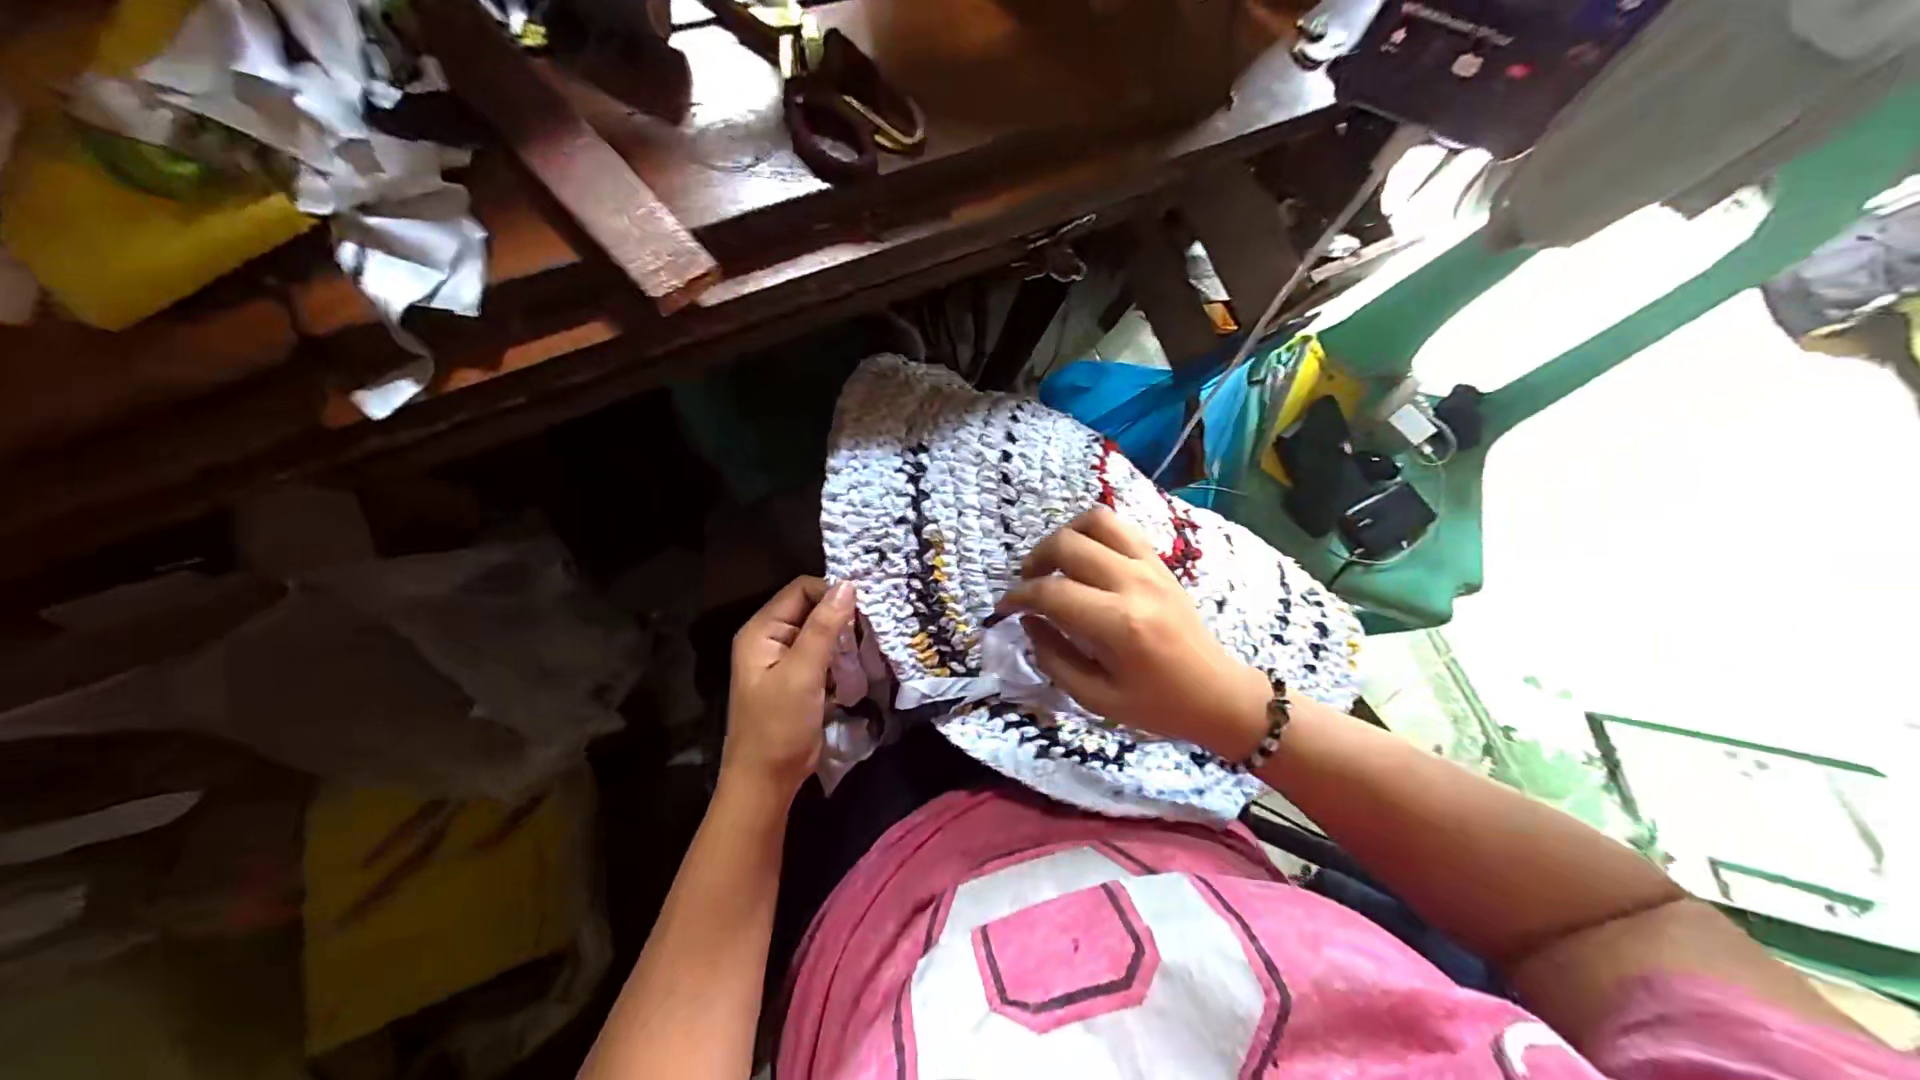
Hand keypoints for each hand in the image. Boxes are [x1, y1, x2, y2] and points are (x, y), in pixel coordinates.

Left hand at [723, 576, 855, 797]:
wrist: (767, 781)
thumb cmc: (778, 726)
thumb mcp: (802, 673)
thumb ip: (823, 628)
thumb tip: (848, 585)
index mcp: (762, 630)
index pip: (802, 590)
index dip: (832, 592)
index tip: (865, 608)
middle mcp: (771, 638)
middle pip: (813, 608)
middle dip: (842, 617)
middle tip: (873, 629)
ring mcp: (785, 660)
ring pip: (822, 632)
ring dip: (845, 639)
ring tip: (869, 649)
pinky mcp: (800, 679)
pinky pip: (825, 656)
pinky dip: (842, 658)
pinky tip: (859, 667)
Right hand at [999, 507, 1270, 759]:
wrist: (1217, 693)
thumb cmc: (1158, 705)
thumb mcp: (1097, 699)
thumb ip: (1054, 659)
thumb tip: (1029, 622)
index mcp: (1119, 623)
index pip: (1051, 592)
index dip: (1018, 597)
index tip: (1004, 608)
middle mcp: (1133, 583)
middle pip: (1067, 544)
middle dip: (1034, 561)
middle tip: (1027, 586)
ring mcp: (1150, 566)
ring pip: (1094, 520)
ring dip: (1063, 536)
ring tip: (1053, 563)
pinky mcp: (1159, 561)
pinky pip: (1118, 527)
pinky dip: (1091, 533)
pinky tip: (1083, 559)